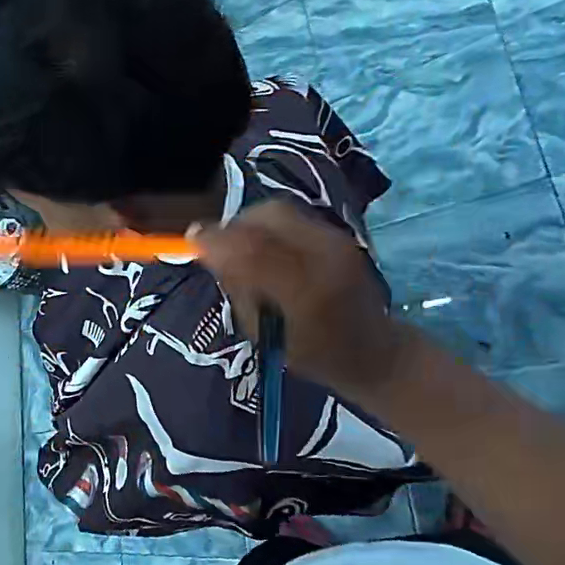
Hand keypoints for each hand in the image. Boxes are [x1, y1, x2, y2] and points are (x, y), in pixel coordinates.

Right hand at [195, 201, 416, 399]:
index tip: (192, 240)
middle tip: (219, 245)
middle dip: (234, 226)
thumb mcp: (264, 333)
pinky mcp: (340, 234)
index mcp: (303, 292)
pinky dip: (270, 226)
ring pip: (279, 210)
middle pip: (267, 217)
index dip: (216, 240)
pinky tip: (266, 247)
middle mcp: (323, 256)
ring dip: (251, 223)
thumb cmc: (313, 354)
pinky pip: (293, 217)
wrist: (372, 351)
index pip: (252, 250)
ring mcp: (336, 240)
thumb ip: (240, 290)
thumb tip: (213, 253)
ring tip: (241, 245)